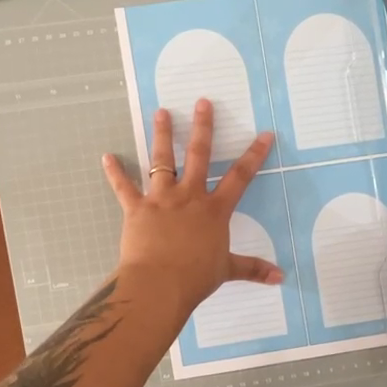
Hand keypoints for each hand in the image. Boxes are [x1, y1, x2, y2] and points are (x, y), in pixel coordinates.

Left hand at [102, 99, 281, 318]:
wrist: (159, 284)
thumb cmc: (195, 278)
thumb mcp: (227, 271)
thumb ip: (253, 269)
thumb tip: (280, 276)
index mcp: (214, 211)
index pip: (240, 177)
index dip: (254, 155)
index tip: (264, 134)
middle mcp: (189, 197)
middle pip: (199, 156)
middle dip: (202, 128)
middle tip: (202, 102)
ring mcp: (161, 200)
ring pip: (162, 161)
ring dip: (163, 136)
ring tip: (162, 113)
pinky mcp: (136, 209)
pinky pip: (124, 187)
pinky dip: (115, 173)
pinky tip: (106, 157)